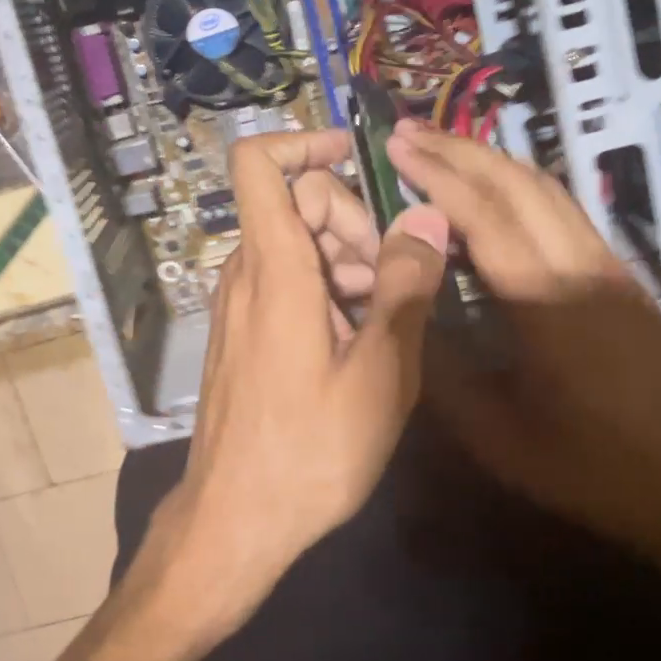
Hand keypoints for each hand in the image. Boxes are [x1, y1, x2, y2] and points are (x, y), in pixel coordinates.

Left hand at [138, 130, 449, 640]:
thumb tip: (426, 218)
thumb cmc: (310, 449)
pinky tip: (354, 344)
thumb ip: (404, 288)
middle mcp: (246, 271)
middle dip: (352, 225)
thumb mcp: (379, 371)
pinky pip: (284, 280)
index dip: (303, 142)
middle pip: (298, 202)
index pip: (258, 163)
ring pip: (296, 243)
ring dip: (345, 263)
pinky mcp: (243, 329)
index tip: (354, 156)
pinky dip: (324, 290)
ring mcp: (240, 301)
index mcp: (274, 267)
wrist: (234, 519)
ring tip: (379, 327)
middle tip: (389, 288)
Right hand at [386, 122, 660, 660]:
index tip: (395, 144)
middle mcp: (580, 266)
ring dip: (491, 159)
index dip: (436, 174)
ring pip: (546, 188)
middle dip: (458, 149)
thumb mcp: (501, 439)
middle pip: (517, 183)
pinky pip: (563, 208)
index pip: (484, 215)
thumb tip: (396, 316)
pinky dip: (518, 182)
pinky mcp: (621, 275)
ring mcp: (607, 265)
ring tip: (442, 146)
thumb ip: (442, 375)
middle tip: (407, 129)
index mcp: (547, 302)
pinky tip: (495, 187)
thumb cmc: (597, 469)